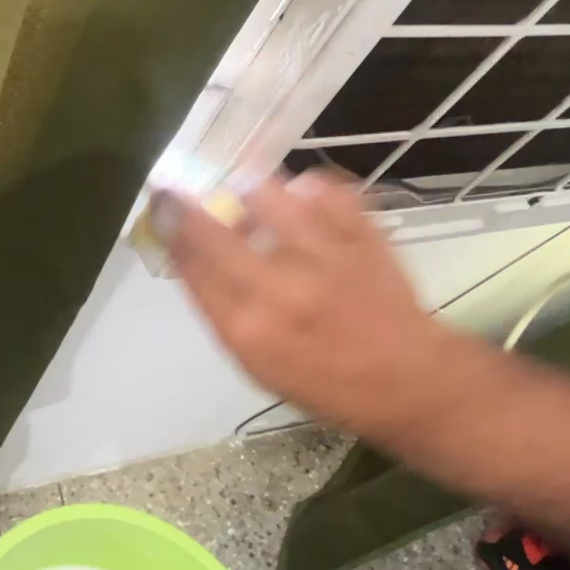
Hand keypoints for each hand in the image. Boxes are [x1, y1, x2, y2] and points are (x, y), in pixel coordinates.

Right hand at [151, 171, 451, 431]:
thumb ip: (219, 308)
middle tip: (176, 186)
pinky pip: (325, 188)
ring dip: (248, 188)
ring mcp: (325, 258)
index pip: (190, 263)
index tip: (160, 206)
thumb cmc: (325, 380)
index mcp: (248, 328)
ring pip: (267, 194)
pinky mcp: (362, 237)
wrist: (410, 383)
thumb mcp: (257, 363)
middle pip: (212, 228)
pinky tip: (302, 199)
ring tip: (248, 190)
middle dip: (184, 201)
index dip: (167, 226)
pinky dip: (309, 187)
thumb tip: (186, 254)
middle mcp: (280, 290)